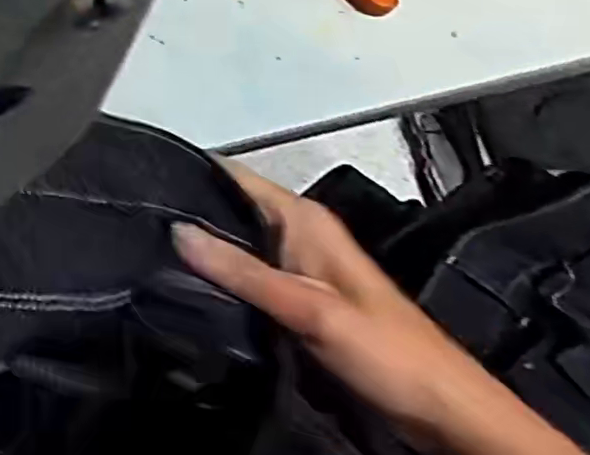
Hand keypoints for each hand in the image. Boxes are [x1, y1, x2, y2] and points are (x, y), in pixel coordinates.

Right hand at [173, 160, 583, 454]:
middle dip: (187, 208)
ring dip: (200, 243)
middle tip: (139, 218)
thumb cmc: (391, 355)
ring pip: (232, 240)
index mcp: (301, 217)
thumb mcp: (308, 308)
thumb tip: (176, 230)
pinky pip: (243, 272)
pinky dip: (217, 272)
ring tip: (151, 245)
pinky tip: (190, 281)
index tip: (144, 175)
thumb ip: (241, 270)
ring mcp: (295, 264)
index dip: (190, 169)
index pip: (232, 173)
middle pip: (227, 206)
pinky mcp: (295, 295)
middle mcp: (295, 231)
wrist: (449, 419)